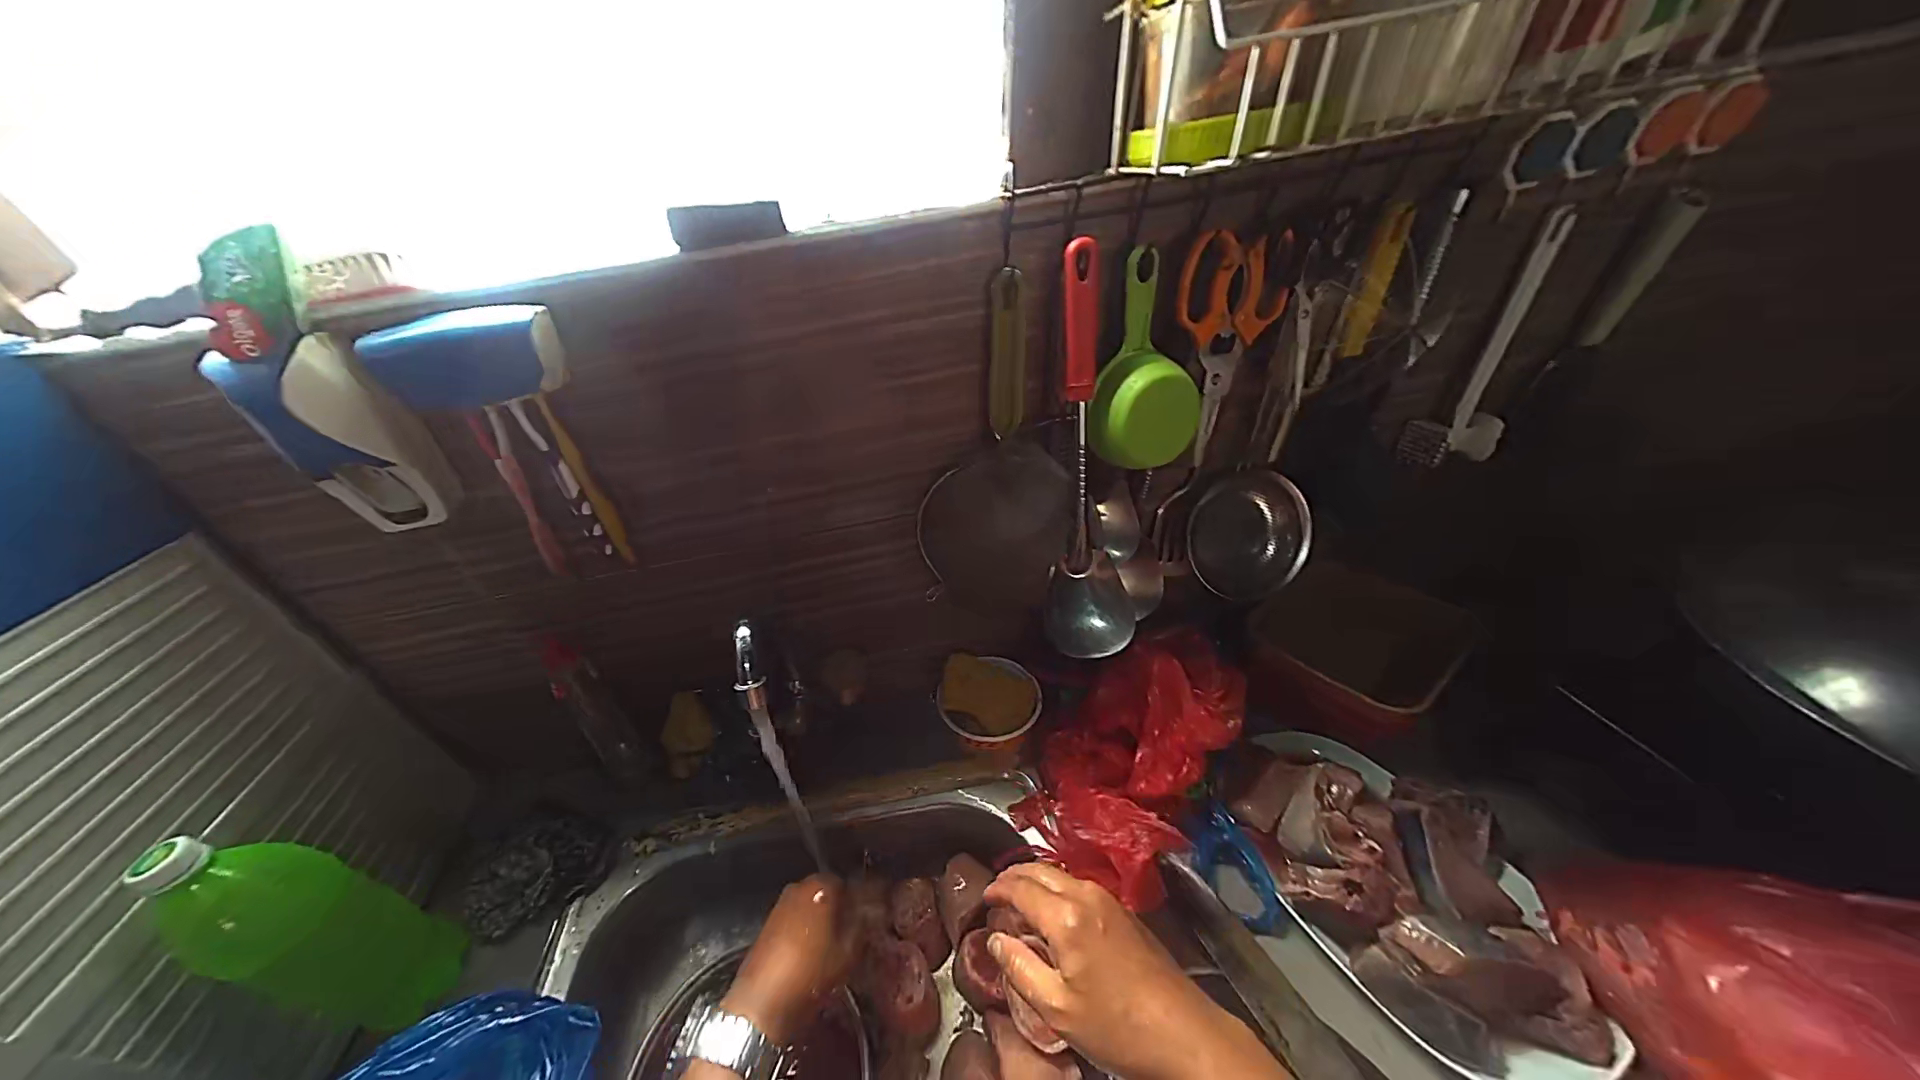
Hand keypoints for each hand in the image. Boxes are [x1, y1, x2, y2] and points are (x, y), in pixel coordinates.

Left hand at [721, 873, 859, 1044]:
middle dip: (842, 906)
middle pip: (830, 890)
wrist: (760, 1003)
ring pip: (811, 903)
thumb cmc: (810, 973)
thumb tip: (869, 914)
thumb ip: (862, 926)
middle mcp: (800, 887)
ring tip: (835, 940)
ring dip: (823, 916)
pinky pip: (796, 916)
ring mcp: (781, 904)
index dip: (863, 899)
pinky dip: (807, 926)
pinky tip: (813, 947)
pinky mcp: (768, 923)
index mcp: (822, 887)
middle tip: (854, 928)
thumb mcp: (848, 953)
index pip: (851, 883)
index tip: (871, 915)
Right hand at [985, 863, 1290, 1079]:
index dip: (996, 889)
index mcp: (1066, 917)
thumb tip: (997, 940)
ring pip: (1060, 875)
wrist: (1184, 1032)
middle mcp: (1087, 896)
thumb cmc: (1119, 1026)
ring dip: (1036, 881)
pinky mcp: (1124, 911)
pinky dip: (1057, 890)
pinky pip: (1079, 886)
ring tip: (1020, 903)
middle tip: (997, 892)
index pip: (1020, 887)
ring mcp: (1109, 900)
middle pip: (1040, 870)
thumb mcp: (1057, 1008)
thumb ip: (1019, 968)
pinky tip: (1053, 914)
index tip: (983, 897)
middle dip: (1014, 876)